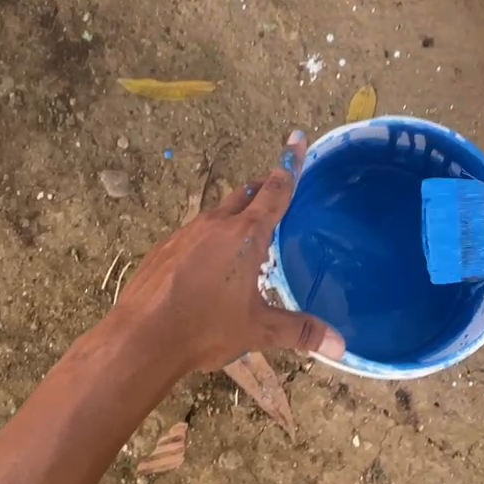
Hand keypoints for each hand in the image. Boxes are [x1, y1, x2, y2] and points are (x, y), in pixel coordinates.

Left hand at [111, 130, 344, 373]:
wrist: (142, 337)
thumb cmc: (205, 328)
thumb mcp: (258, 330)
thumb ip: (300, 331)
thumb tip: (341, 345)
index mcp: (246, 235)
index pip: (275, 189)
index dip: (290, 164)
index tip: (297, 138)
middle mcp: (217, 224)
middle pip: (246, 193)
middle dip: (263, 187)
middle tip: (277, 190)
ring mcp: (187, 233)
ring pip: (218, 211)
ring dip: (235, 213)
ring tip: (245, 235)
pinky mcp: (165, 247)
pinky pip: (194, 232)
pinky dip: (208, 237)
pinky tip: (208, 264)